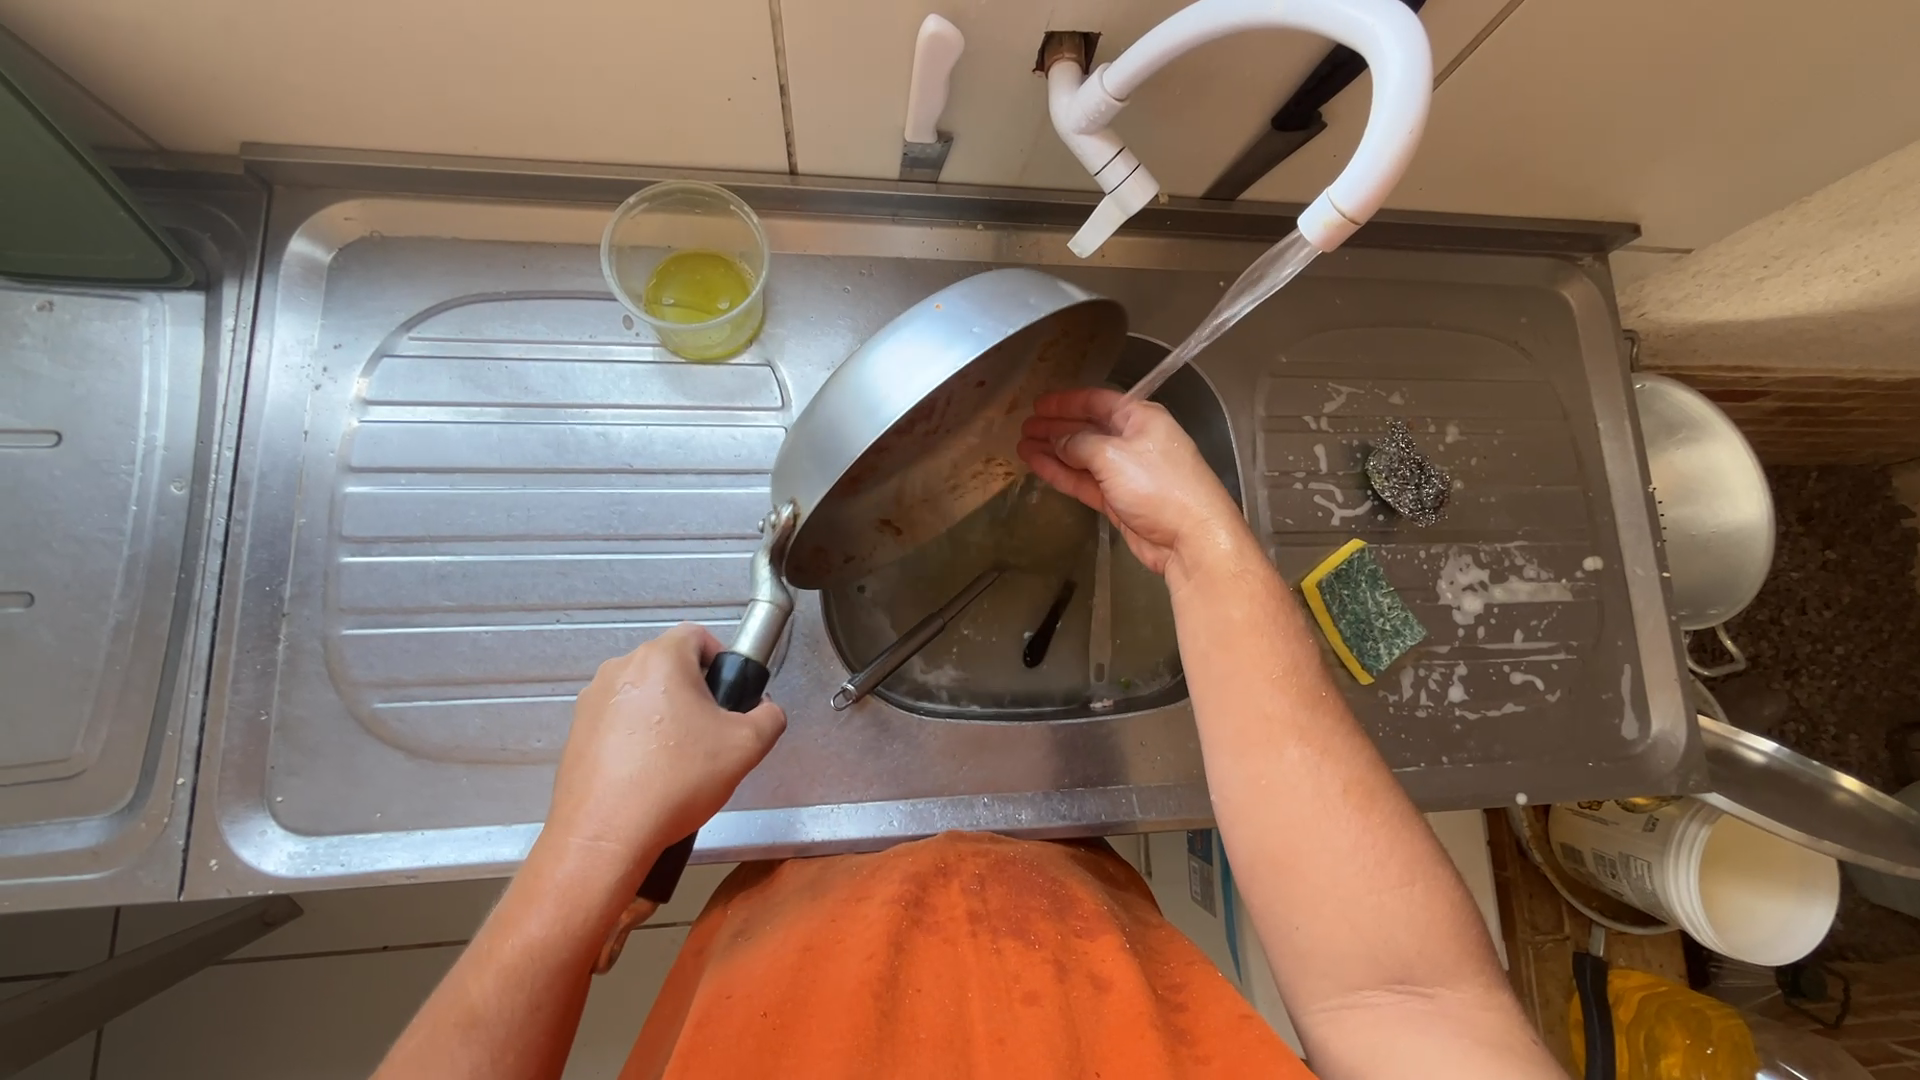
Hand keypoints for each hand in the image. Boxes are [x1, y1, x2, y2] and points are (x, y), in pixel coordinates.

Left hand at [544, 624, 785, 863]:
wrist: (605, 836)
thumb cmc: (676, 781)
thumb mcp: (748, 746)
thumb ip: (770, 716)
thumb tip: (764, 710)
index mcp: (660, 659)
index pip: (699, 635)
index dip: (722, 660)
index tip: (729, 696)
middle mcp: (621, 669)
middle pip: (670, 665)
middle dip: (695, 691)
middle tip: (711, 733)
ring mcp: (593, 701)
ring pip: (645, 694)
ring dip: (665, 715)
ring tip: (679, 760)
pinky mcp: (577, 732)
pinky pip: (619, 721)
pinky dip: (638, 737)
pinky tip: (648, 774)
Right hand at [1018, 387, 1250, 577]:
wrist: (1190, 538)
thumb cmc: (1159, 486)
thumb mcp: (1114, 455)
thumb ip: (1079, 444)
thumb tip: (1058, 441)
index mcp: (1140, 418)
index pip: (1098, 401)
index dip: (1067, 401)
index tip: (1039, 404)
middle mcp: (1133, 441)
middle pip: (1087, 428)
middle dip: (1056, 427)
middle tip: (1025, 426)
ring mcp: (1125, 472)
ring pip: (1082, 456)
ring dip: (1053, 451)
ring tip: (1023, 446)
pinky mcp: (1118, 500)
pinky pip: (1084, 481)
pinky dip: (1061, 473)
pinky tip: (1038, 466)